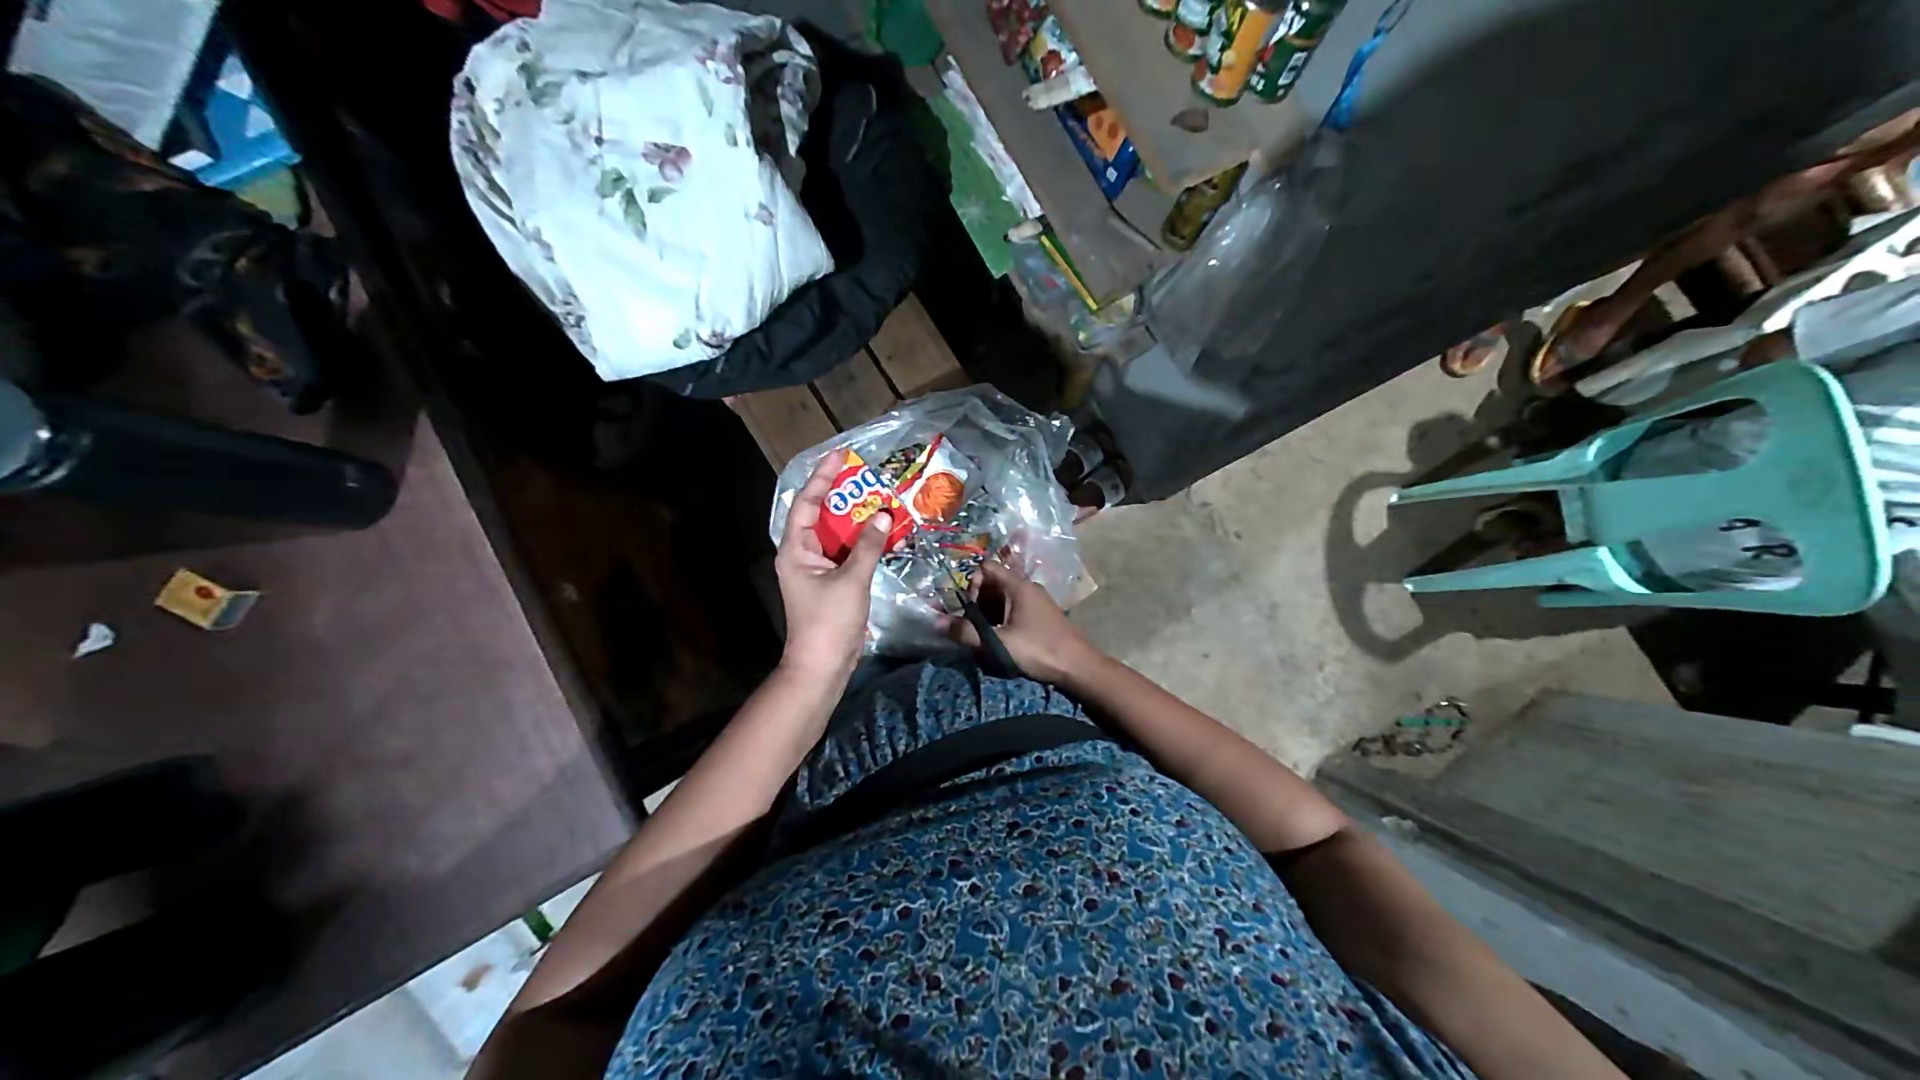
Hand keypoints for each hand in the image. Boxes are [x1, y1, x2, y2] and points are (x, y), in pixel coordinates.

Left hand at [775, 449, 891, 681]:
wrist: (822, 666)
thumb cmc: (830, 621)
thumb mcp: (852, 580)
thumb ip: (868, 545)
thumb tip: (883, 514)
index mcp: (795, 550)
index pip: (807, 504)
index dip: (822, 477)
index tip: (840, 455)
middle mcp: (801, 555)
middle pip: (820, 515)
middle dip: (842, 495)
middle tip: (865, 474)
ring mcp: (816, 570)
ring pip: (835, 534)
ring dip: (854, 518)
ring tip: (877, 497)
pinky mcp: (830, 583)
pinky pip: (845, 552)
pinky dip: (861, 541)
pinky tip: (880, 531)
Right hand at [946, 560, 1103, 684]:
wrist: (1078, 667)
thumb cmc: (1039, 650)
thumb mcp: (999, 643)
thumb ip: (967, 632)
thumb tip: (937, 622)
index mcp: (1018, 586)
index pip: (987, 567)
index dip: (972, 583)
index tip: (970, 608)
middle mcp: (1028, 587)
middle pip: (994, 583)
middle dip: (979, 602)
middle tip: (974, 625)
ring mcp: (1036, 601)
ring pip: (1004, 597)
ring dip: (990, 613)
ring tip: (986, 635)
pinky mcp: (1041, 615)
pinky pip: (1014, 608)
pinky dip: (1003, 619)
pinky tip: (1002, 639)